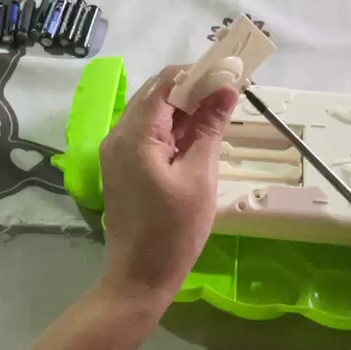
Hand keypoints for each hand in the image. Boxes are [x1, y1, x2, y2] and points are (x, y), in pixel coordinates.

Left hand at [96, 65, 237, 307]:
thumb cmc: (174, 231)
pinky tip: (201, 135)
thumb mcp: (200, 176)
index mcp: (135, 134)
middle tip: (232, 90)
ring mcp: (118, 151)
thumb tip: (227, 88)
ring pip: (154, 114)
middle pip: (158, 94)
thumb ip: (211, 128)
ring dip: (187, 108)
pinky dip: (175, 129)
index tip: (232, 72)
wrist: (139, 277)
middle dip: (195, 87)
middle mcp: (119, 135)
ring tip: (222, 110)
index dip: (200, 72)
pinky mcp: (124, 166)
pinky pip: (150, 134)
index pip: (166, 83)